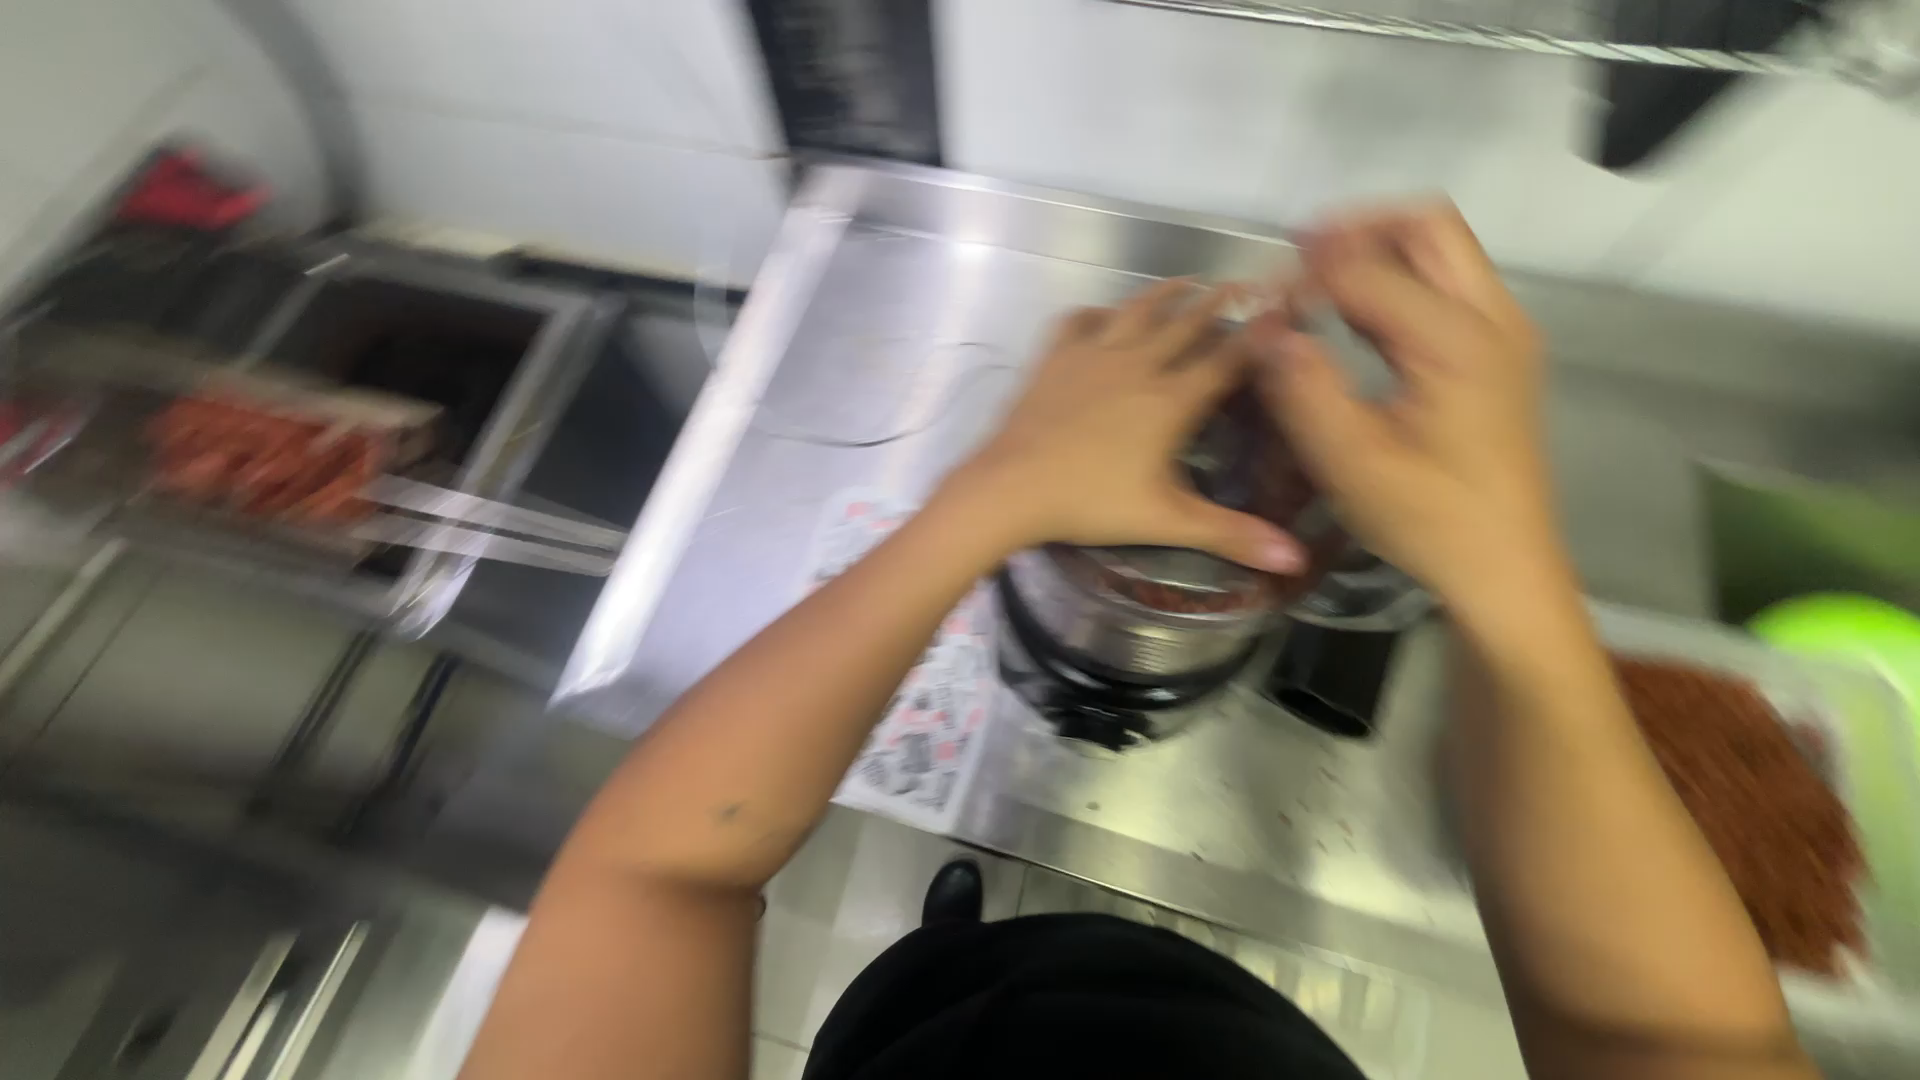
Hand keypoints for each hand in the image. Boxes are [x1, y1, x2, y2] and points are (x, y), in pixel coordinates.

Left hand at [953, 279, 1305, 572]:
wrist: (1012, 487)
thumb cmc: (1091, 503)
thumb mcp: (1166, 521)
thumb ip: (1231, 535)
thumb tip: (1297, 561)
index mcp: (1172, 399)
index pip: (1228, 359)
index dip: (1259, 337)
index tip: (1284, 316)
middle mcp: (1138, 364)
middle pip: (1187, 323)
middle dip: (1221, 303)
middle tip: (1246, 284)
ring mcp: (1092, 355)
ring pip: (1137, 309)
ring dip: (1166, 293)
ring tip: (1188, 282)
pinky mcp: (1053, 358)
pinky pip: (1079, 320)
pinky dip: (1097, 312)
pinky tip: (1104, 315)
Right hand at [1247, 202, 1567, 613]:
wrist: (1503, 564)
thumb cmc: (1427, 519)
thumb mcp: (1350, 462)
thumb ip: (1304, 388)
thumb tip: (1266, 331)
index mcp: (1456, 342)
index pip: (1368, 271)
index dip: (1307, 276)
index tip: (1262, 302)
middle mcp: (1492, 318)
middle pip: (1428, 226)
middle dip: (1356, 228)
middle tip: (1294, 255)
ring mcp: (1502, 332)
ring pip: (1441, 249)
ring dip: (1376, 249)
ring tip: (1314, 279)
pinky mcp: (1497, 353)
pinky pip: (1446, 284)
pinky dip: (1396, 280)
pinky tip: (1352, 313)